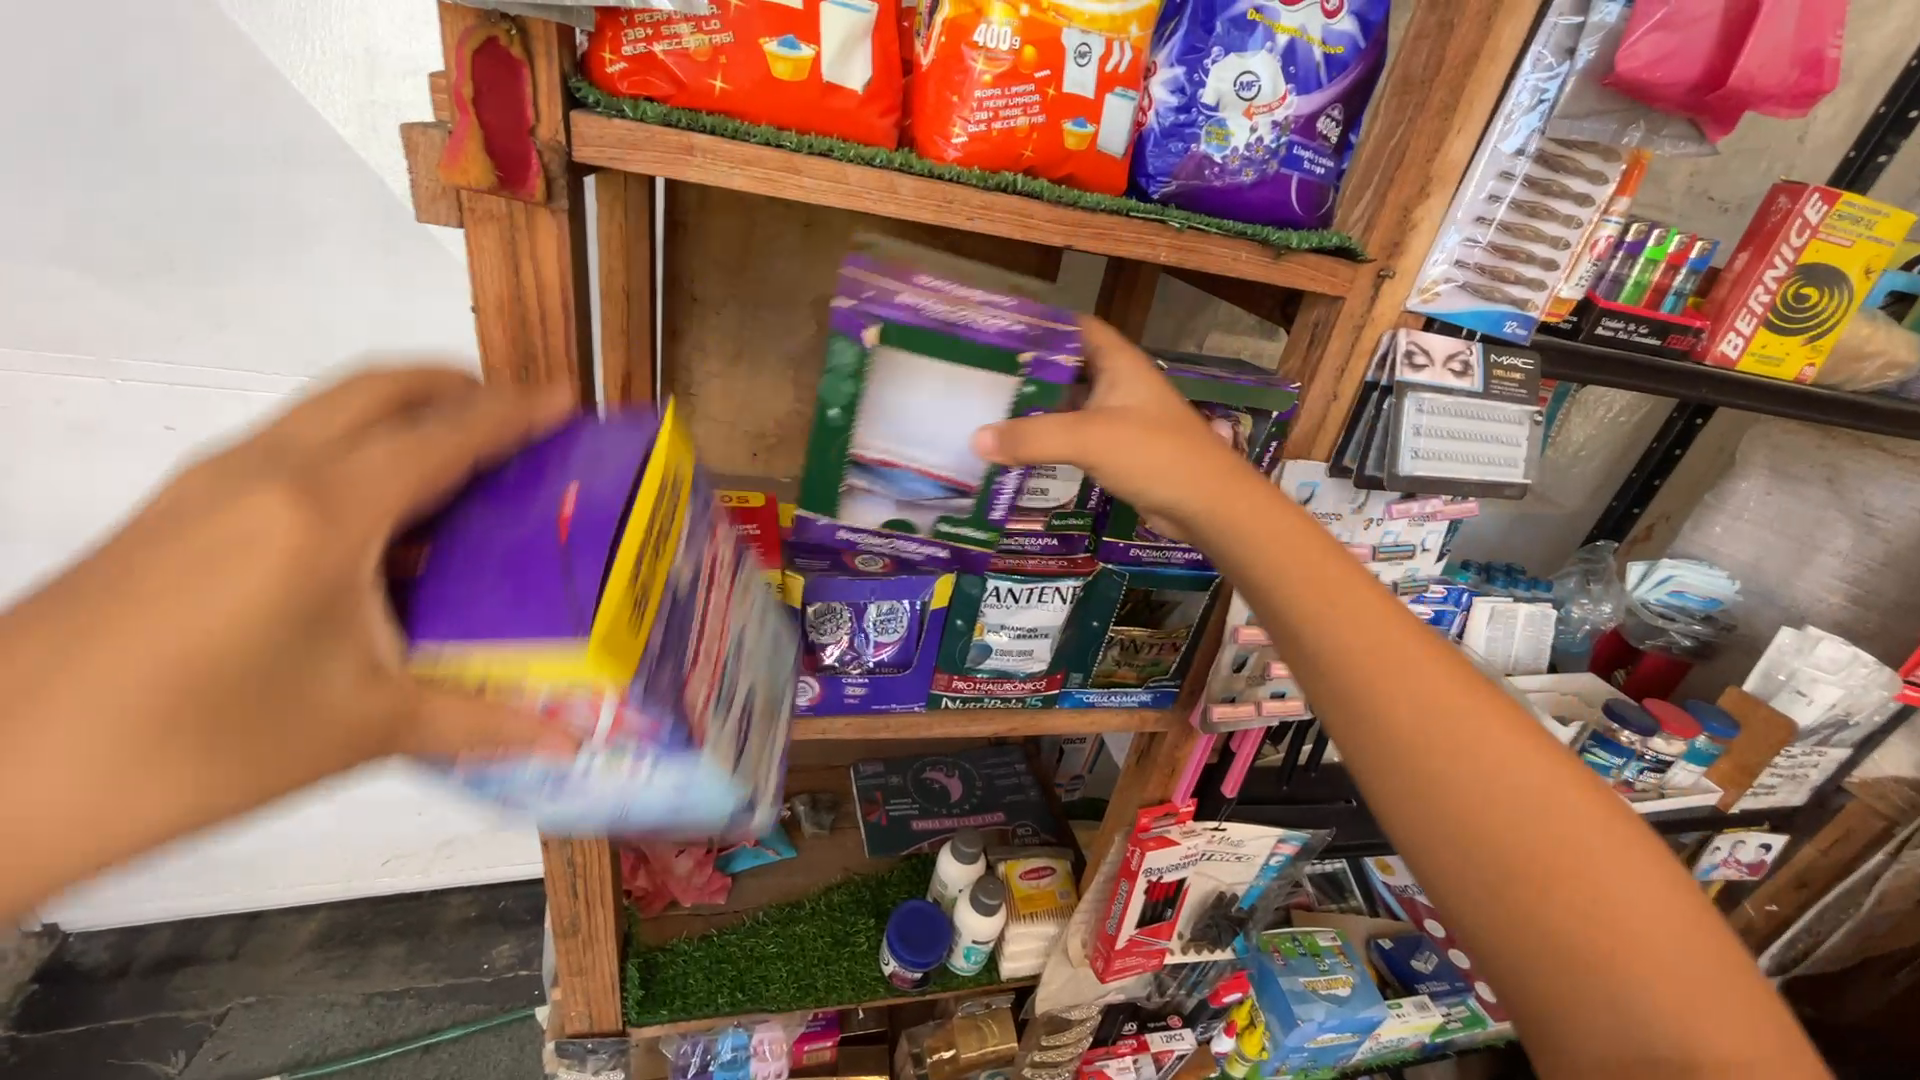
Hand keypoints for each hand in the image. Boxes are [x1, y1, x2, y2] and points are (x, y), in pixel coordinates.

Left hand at [0, 367, 575, 913]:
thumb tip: (569, 740)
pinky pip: (291, 448)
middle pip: (380, 389)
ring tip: (460, 467)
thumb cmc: (196, 746)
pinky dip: (355, 451)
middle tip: (517, 420)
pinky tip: (376, 525)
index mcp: (325, 513)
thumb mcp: (361, 729)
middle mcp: (267, 473)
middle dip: (458, 387)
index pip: (444, 436)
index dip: (515, 412)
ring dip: (403, 416)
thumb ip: (480, 722)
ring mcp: (208, 486)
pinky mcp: (174, 512)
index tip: (568, 400)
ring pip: (327, 412)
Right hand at [972, 317, 1258, 537]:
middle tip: (981, 378)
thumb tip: (976, 441)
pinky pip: (1076, 438)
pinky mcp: (1119, 451)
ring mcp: (1120, 419)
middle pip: (1066, 367)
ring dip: (1036, 410)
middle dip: (1028, 371)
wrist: (1207, 504)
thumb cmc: (1154, 454)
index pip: (1074, 327)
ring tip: (989, 413)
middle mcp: (1119, 384)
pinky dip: (1049, 441)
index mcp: (1118, 362)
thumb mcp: (1088, 438)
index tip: (998, 332)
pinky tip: (1019, 451)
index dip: (1040, 325)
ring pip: (1069, 406)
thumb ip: (1032, 437)